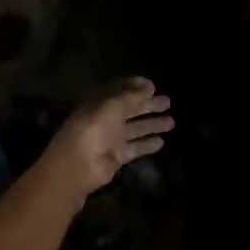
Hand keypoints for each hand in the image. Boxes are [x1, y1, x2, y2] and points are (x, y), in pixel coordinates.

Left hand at [39, 78, 173, 195]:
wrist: (78, 164)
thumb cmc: (93, 128)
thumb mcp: (112, 105)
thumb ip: (132, 96)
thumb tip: (150, 85)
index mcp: (100, 103)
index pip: (120, 91)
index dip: (135, 87)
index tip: (153, 85)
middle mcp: (106, 119)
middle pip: (131, 109)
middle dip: (149, 105)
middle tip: (168, 102)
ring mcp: (111, 138)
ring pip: (136, 129)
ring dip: (152, 124)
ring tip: (172, 122)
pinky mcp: (117, 156)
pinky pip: (135, 148)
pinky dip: (147, 145)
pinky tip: (161, 142)